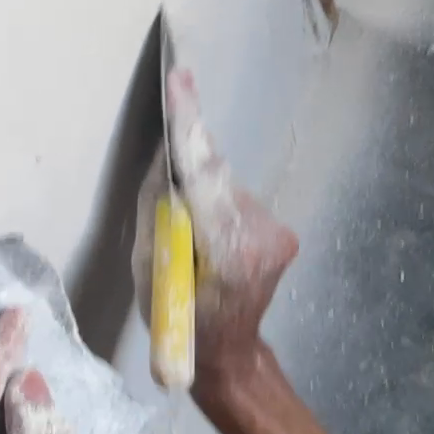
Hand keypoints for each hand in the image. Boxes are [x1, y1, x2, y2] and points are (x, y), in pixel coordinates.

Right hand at [132, 68, 299, 388]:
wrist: (230, 354)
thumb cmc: (182, 324)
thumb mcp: (150, 274)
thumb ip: (159, 213)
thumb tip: (165, 160)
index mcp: (230, 250)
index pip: (204, 177)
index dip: (188, 127)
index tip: (179, 79)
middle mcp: (264, 234)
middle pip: (216, 179)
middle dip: (187, 167)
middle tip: (167, 182)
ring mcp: (279, 233)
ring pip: (228, 190)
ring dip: (202, 195)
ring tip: (189, 234)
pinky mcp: (282, 233)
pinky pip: (237, 202)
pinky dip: (216, 207)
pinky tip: (208, 237)